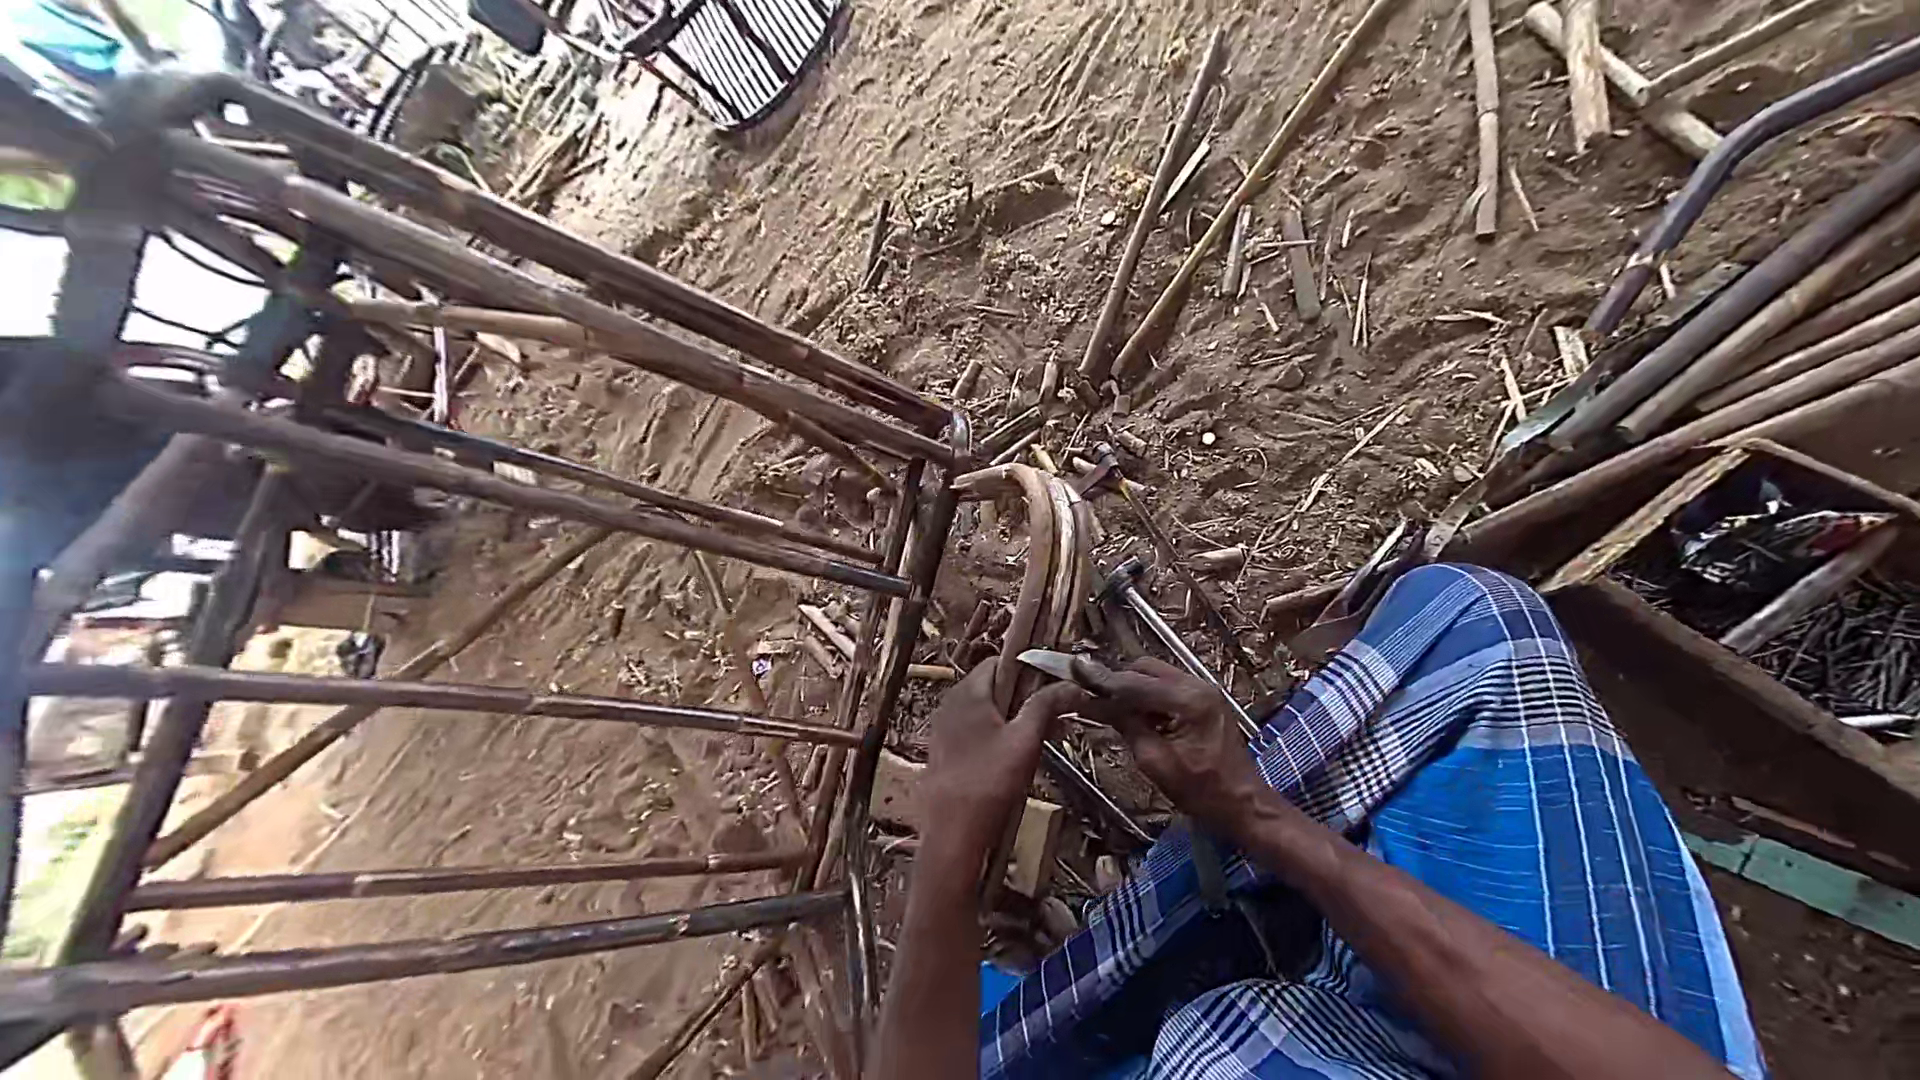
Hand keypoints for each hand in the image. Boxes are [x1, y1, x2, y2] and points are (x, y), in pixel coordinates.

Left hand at [922, 657, 1088, 859]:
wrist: (952, 833)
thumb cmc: (990, 780)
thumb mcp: (1025, 740)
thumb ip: (1046, 706)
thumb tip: (1072, 684)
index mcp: (967, 692)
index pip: (998, 662)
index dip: (1026, 670)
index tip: (1049, 688)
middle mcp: (949, 703)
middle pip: (991, 687)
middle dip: (1021, 698)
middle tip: (1049, 718)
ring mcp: (942, 729)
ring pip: (982, 712)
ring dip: (1009, 720)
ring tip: (1034, 741)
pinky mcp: (941, 752)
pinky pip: (971, 732)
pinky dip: (992, 736)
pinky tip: (1009, 759)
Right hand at [1076, 657, 1273, 840]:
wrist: (1245, 805)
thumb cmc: (1202, 792)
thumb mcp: (1155, 761)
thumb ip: (1126, 724)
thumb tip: (1095, 702)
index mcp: (1189, 700)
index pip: (1134, 683)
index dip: (1101, 681)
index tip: (1073, 674)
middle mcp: (1197, 684)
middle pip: (1143, 668)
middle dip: (1117, 682)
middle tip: (1093, 700)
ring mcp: (1202, 689)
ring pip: (1153, 674)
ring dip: (1131, 688)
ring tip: (1113, 710)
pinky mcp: (1202, 698)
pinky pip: (1165, 685)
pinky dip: (1147, 695)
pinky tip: (1137, 715)